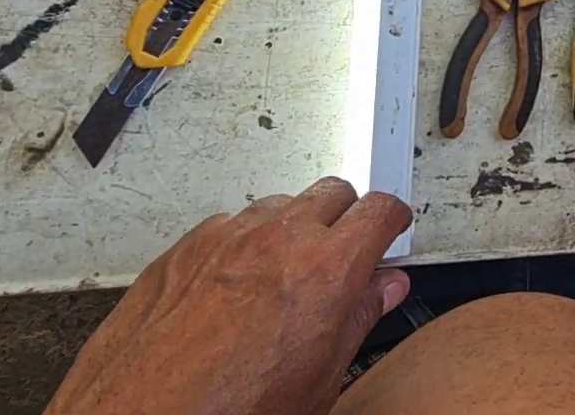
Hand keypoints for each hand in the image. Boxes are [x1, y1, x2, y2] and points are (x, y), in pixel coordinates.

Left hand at [47, 178, 412, 414]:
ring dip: (293, 228)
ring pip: (282, 204)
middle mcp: (279, 240)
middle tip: (340, 252)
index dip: (392, 220)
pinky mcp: (182, 249)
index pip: (380, 209)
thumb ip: (359, 319)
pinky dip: (242, 244)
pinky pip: (229, 225)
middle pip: (335, 191)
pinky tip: (233, 287)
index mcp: (324, 270)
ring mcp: (227, 239)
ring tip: (282, 275)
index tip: (390, 230)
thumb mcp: (317, 383)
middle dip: (345, 217)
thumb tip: (385, 288)